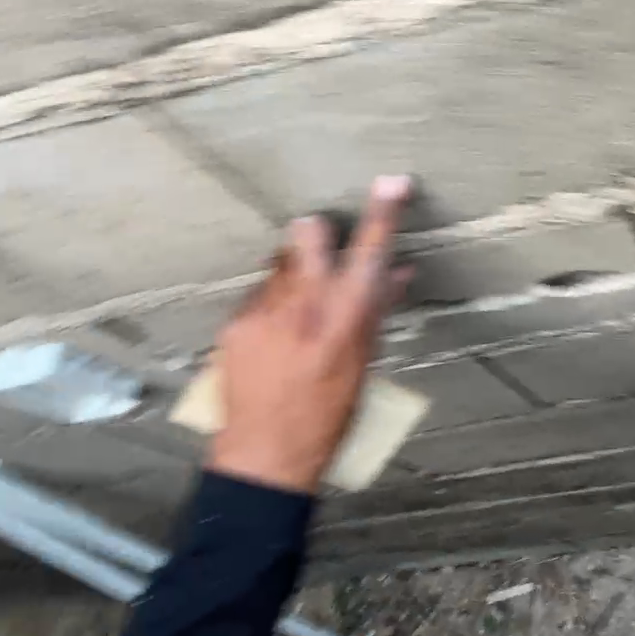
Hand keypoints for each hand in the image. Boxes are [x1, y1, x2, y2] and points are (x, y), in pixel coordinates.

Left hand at [206, 175, 414, 492]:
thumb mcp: (365, 359)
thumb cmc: (331, 409)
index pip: (370, 252)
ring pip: (280, 262)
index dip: (384, 212)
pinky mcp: (235, 323)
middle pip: (308, 232)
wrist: (266, 454)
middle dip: (317, 234)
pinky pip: (258, 293)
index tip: (393, 182)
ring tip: (295, 311)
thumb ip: (378, 307)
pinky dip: (270, 304)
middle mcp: (306, 305)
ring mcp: (265, 311)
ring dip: (293, 274)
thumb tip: (399, 269)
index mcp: (347, 317)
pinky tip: (272, 336)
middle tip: (321, 255)